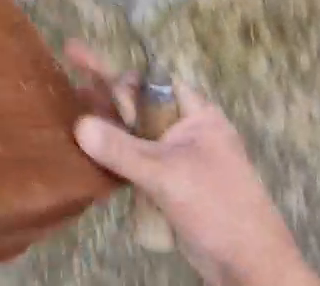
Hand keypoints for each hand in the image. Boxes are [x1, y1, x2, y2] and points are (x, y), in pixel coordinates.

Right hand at [66, 42, 319, 285]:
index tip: (77, 56)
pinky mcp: (167, 185)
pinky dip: (111, 153)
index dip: (115, 71)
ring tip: (68, 106)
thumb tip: (79, 125)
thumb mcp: (167, 176)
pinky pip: (133, 160)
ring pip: (133, 132)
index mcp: (196, 116)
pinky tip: (85, 150)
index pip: (151, 81)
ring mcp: (175, 159)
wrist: (251, 270)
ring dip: (104, 123)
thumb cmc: (219, 209)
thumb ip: (121, 149)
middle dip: (103, 91)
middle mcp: (184, 131)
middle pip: (137, 103)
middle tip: (68, 74)